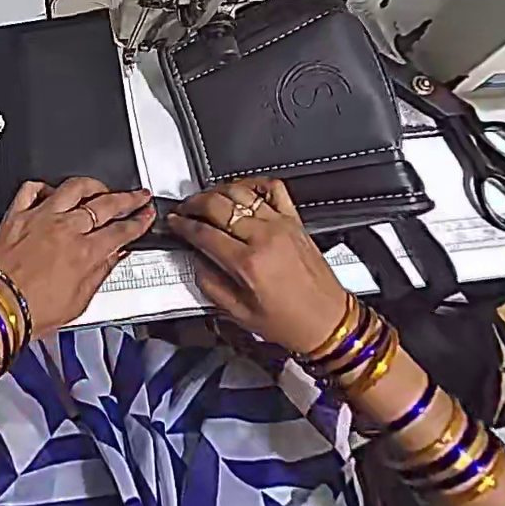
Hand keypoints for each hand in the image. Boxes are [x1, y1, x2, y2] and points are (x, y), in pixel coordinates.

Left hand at [0, 178, 153, 337]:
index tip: (145, 215)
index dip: (138, 221)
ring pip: (74, 187)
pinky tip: (52, 191)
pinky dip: (45, 187)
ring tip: (100, 187)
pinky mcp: (18, 216)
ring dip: (92, 185)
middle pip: (105, 203)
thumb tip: (114, 257)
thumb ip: (100, 273)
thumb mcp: (79, 302)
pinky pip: (32, 189)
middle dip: (128, 197)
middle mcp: (65, 229)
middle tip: (137, 195)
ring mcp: (41, 218)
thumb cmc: (32, 311)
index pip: (121, 230)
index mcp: (84, 252)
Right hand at [168, 178, 350, 355]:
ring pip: (240, 192)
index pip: (204, 233)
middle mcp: (264, 238)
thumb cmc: (292, 322)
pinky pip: (273, 188)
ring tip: (206, 199)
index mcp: (248, 264)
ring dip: (217, 191)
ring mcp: (281, 224)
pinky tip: (242, 190)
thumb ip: (212, 286)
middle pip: (217, 205)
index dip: (183, 225)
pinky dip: (254, 184)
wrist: (329, 322)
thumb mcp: (240, 315)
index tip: (175, 223)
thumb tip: (196, 262)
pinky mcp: (295, 220)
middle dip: (194, 204)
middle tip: (185, 210)